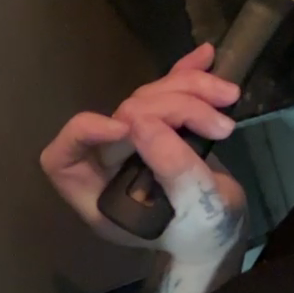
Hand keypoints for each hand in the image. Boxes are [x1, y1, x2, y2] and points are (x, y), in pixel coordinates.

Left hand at [41, 44, 247, 264]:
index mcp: (99, 195)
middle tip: (218, 124)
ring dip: (192, 89)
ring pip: (151, 96)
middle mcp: (109, 163)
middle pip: (124, 115)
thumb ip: (173, 171)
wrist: (226, 233)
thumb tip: (143, 123)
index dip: (87, 132)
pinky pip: (168, 90)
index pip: (64, 157)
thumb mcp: (197, 212)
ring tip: (230, 98)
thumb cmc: (204, 235)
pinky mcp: (165, 123)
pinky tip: (207, 56)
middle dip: (175, 107)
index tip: (129, 127)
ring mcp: (137, 140)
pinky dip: (187, 73)